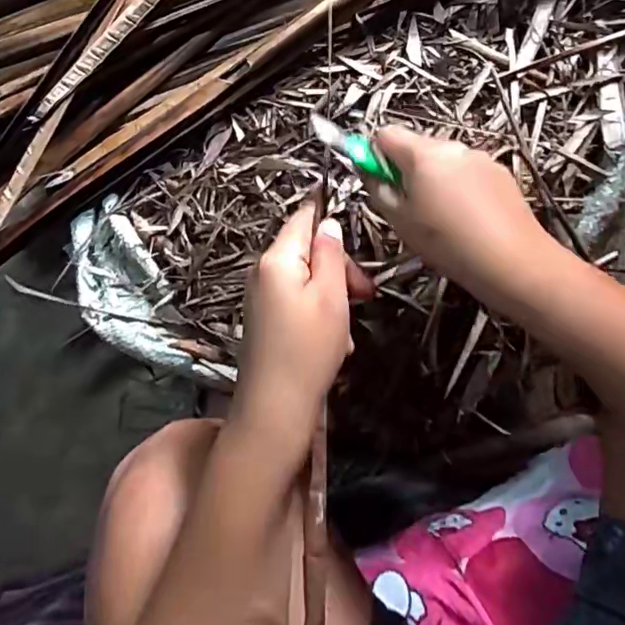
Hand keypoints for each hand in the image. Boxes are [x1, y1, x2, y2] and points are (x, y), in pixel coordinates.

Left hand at [233, 202, 369, 442]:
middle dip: (338, 268)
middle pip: (306, 249)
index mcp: (276, 258)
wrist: (274, 407)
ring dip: (332, 295)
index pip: (304, 217)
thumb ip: (331, 254)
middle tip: (364, 294)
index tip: (357, 249)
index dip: (332, 224)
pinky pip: (296, 300)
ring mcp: (260, 295)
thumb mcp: (330, 296)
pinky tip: (333, 340)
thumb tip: (329, 223)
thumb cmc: (308, 348)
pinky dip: (317, 312)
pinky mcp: (264, 317)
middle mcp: (262, 270)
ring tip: (348, 326)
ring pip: (305, 278)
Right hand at [368, 126, 564, 311]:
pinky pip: (467, 172)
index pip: (385, 133)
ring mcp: (479, 157)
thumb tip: (368, 169)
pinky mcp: (500, 173)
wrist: (515, 263)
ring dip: (435, 180)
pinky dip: (460, 188)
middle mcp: (452, 147)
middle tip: (410, 207)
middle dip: (407, 170)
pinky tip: (467, 219)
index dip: (376, 155)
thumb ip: (377, 187)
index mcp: (423, 154)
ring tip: (442, 218)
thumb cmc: (450, 244)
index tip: (381, 181)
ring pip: (442, 161)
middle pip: (416, 146)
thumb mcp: (399, 220)